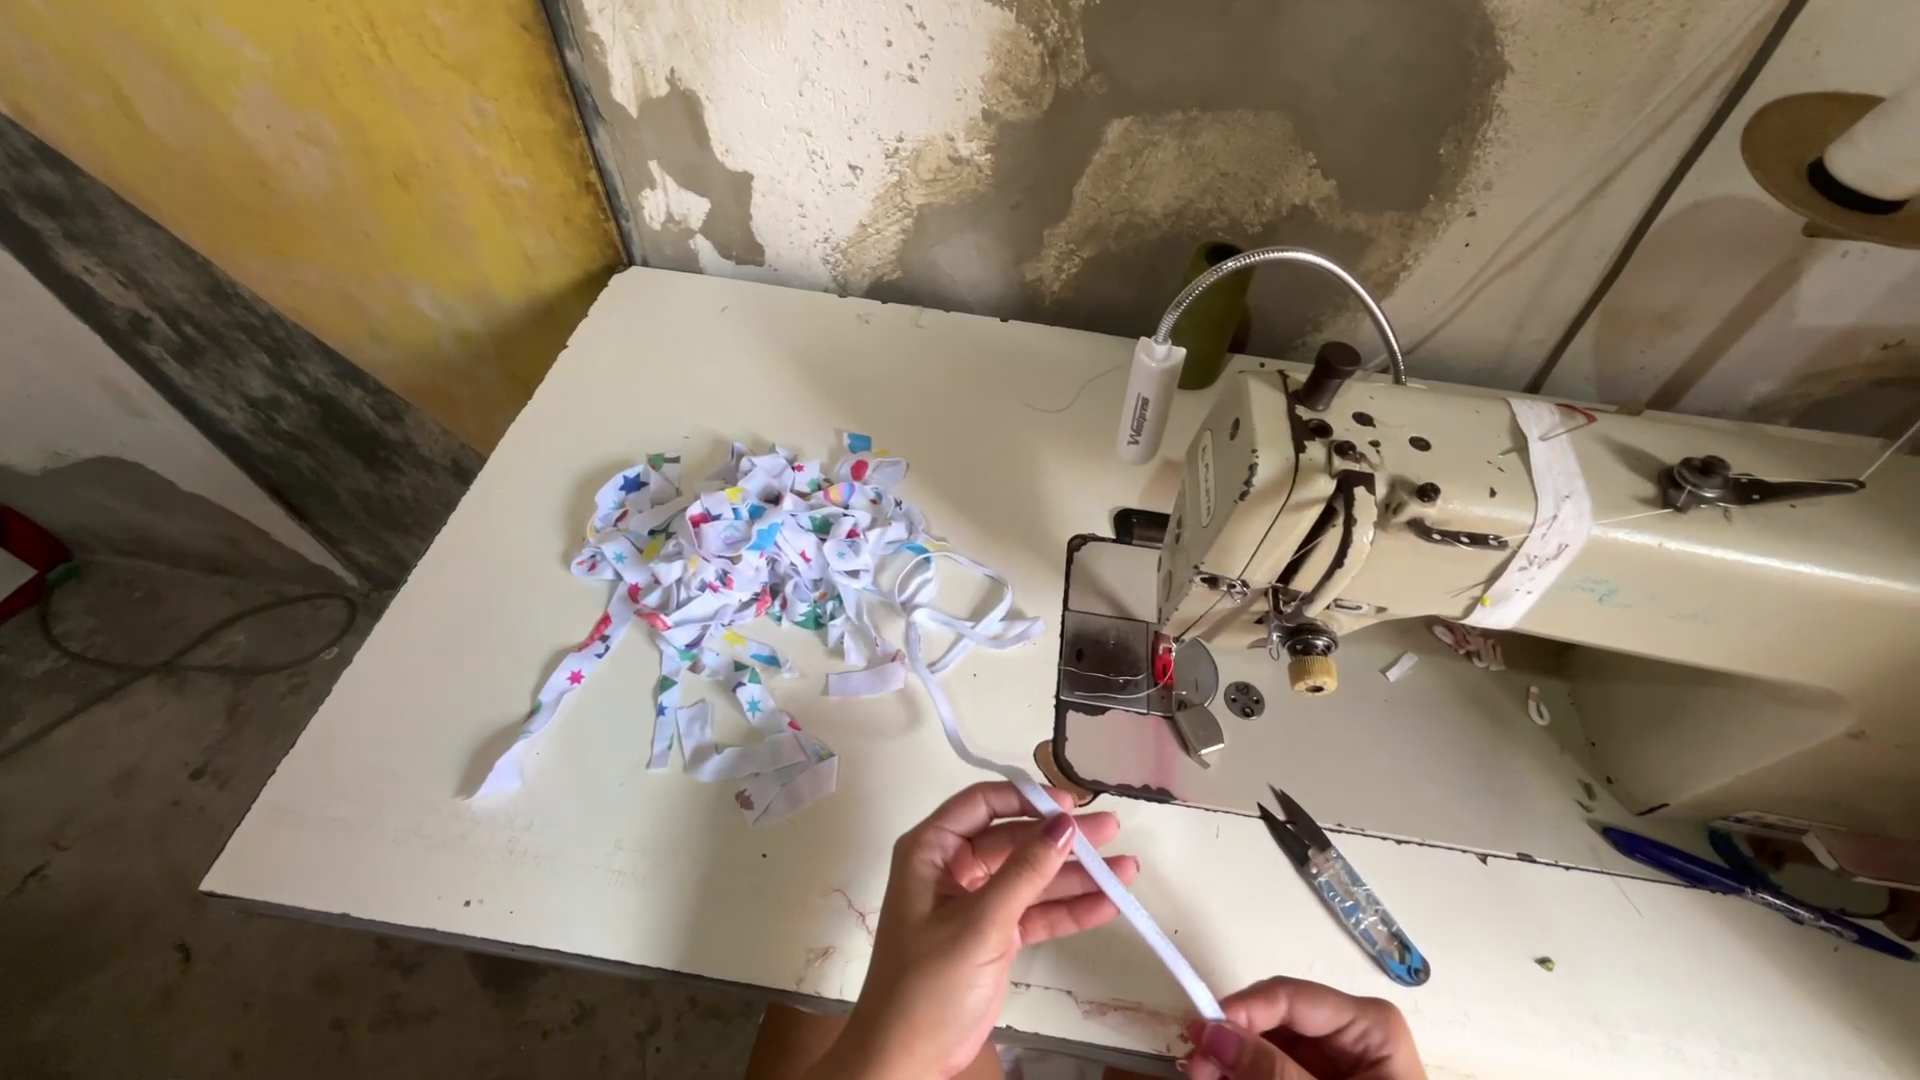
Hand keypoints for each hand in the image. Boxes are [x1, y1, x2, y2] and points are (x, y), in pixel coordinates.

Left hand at [810, 781, 1139, 1078]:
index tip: (1069, 804)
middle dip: (1062, 839)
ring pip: (1032, 877)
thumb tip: (1063, 824)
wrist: (907, 1060)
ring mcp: (977, 901)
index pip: (982, 804)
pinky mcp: (996, 934)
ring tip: (1126, 869)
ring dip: (1076, 876)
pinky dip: (1069, 911)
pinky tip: (1108, 904)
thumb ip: (1024, 873)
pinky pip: (1036, 912)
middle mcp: (954, 866)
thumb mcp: (979, 924)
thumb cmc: (928, 983)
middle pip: (1015, 839)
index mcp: (932, 849)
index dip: (1026, 798)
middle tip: (1111, 829)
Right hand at [1181, 977, 1425, 1079]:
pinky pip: (1271, 1065)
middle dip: (1232, 1039)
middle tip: (1195, 1066)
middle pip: (1272, 1018)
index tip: (1202, 1031)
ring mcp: (1333, 1058)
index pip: (1290, 996)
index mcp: (1370, 1026)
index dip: (1242, 1008)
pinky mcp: (1315, 1078)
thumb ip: (1273, 1072)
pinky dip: (1246, 1074)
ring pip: (1265, 1041)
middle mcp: (1348, 1032)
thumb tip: (1211, 1031)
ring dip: (1231, 1059)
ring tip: (1202, 1077)